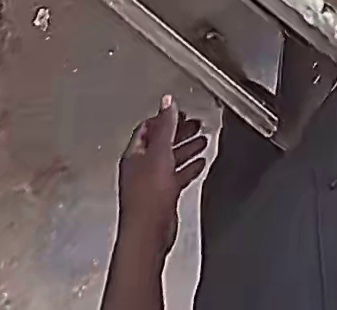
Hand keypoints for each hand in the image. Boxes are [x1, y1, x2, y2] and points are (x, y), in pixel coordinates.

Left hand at [114, 95, 208, 262]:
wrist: (148, 234)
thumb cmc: (148, 196)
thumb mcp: (160, 153)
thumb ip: (166, 126)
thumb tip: (167, 102)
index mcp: (134, 155)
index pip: (148, 128)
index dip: (164, 118)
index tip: (180, 112)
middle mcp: (140, 168)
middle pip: (161, 142)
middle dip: (179, 132)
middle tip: (195, 124)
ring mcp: (151, 183)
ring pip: (170, 159)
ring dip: (186, 148)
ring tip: (202, 140)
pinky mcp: (162, 196)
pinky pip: (177, 175)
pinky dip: (189, 167)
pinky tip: (199, 164)